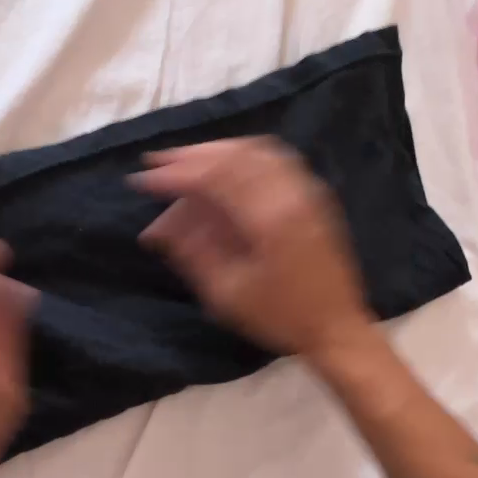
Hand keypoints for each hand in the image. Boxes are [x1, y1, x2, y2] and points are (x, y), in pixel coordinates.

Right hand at [133, 137, 375, 358]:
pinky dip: (243, 155)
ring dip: (216, 151)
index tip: (142, 181)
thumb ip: (194, 252)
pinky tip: (225, 168)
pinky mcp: (313, 196)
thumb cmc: (279, 318)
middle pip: (234, 154)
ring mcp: (306, 190)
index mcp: (267, 218)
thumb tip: (159, 225)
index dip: (173, 175)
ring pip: (255, 150)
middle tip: (155, 163)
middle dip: (190, 156)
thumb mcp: (228, 294)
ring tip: (185, 162)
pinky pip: (275, 159)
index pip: (212, 178)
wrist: (336, 327)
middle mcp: (289, 193)